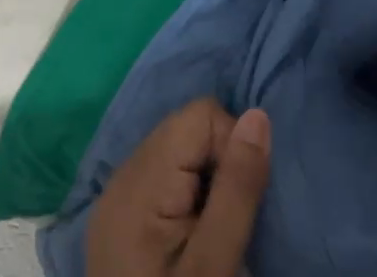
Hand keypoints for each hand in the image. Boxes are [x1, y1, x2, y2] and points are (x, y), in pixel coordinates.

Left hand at [87, 99, 271, 276]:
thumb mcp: (215, 264)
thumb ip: (237, 188)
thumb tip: (258, 115)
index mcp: (139, 184)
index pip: (200, 115)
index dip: (232, 146)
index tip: (237, 199)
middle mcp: (121, 178)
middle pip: (186, 127)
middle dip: (219, 160)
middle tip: (225, 217)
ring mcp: (117, 197)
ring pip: (177, 148)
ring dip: (206, 176)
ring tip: (210, 227)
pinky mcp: (122, 215)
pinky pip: (164, 172)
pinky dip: (188, 190)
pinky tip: (190, 233)